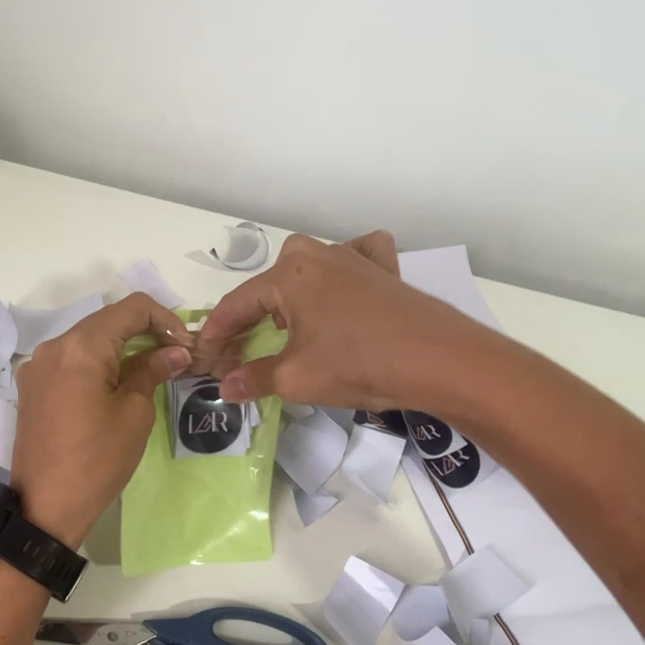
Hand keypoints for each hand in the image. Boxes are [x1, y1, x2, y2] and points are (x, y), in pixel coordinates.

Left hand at [10, 293, 192, 546]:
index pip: (131, 308)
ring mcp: (38, 367)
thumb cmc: (97, 460)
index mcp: (81, 346)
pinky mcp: (32, 388)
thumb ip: (152, 371)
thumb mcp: (134, 414)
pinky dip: (96, 364)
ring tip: (149, 372)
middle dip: (144, 332)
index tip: (185, 345)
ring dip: (120, 349)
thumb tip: (175, 352)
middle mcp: (54, 346)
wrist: (45, 506)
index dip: (165, 319)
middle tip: (175, 358)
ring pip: (87, 341)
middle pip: (106, 321)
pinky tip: (116, 386)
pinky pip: (70, 362)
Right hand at [196, 231, 502, 414]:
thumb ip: (254, 379)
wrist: (440, 360)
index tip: (204, 359)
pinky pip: (356, 258)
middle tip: (241, 351)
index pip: (237, 305)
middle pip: (269, 285)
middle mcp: (317, 256)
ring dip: (289, 297)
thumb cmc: (358, 365)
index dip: (216, 335)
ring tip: (285, 326)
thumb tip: (224, 388)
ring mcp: (355, 258)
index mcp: (288, 274)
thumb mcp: (295, 378)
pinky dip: (344, 270)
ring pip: (308, 269)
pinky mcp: (385, 270)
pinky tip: (344, 285)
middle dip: (250, 318)